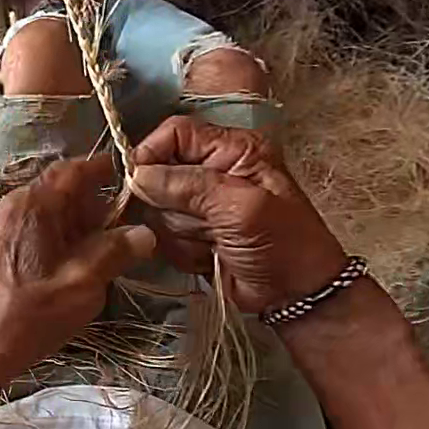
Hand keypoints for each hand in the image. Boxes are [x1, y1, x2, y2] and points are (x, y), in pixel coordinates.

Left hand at [0, 155, 155, 428]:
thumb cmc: (32, 313)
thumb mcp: (84, 283)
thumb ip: (115, 251)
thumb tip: (144, 232)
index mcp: (35, 205)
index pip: (74, 170)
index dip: (104, 170)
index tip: (131, 178)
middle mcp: (15, 205)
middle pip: (61, 188)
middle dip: (94, 202)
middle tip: (123, 223)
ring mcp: (3, 225)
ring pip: (49, 209)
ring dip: (77, 221)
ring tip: (104, 246)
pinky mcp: (0, 246)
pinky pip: (36, 226)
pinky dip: (59, 234)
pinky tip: (75, 260)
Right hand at [128, 116, 346, 314]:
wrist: (292, 294)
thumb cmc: (282, 244)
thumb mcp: (240, 207)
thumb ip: (188, 186)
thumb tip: (137, 175)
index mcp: (232, 149)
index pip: (174, 133)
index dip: (151, 153)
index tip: (140, 183)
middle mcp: (211, 169)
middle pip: (157, 173)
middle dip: (171, 205)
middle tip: (204, 223)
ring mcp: (198, 203)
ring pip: (155, 208)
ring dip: (178, 231)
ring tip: (212, 241)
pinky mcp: (188, 230)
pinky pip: (160, 234)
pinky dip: (180, 248)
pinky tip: (206, 255)